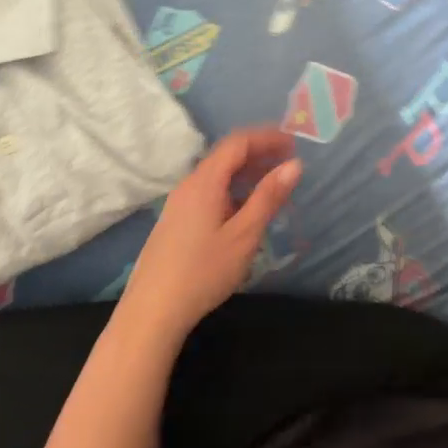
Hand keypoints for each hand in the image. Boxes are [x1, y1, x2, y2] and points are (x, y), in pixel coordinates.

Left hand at [120, 128, 301, 336]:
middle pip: (225, 156)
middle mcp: (189, 185)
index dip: (267, 137)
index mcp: (205, 182)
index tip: (294, 142)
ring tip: (274, 183)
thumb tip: (294, 165)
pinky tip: (245, 209)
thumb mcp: (244, 235)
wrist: (153, 310)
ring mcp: (179, 204)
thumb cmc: (203, 271)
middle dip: (259, 153)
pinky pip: (209, 191)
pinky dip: (233, 188)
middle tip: (289, 162)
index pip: (237, 143)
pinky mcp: (176, 221)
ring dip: (246, 172)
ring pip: (217, 175)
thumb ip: (269, 197)